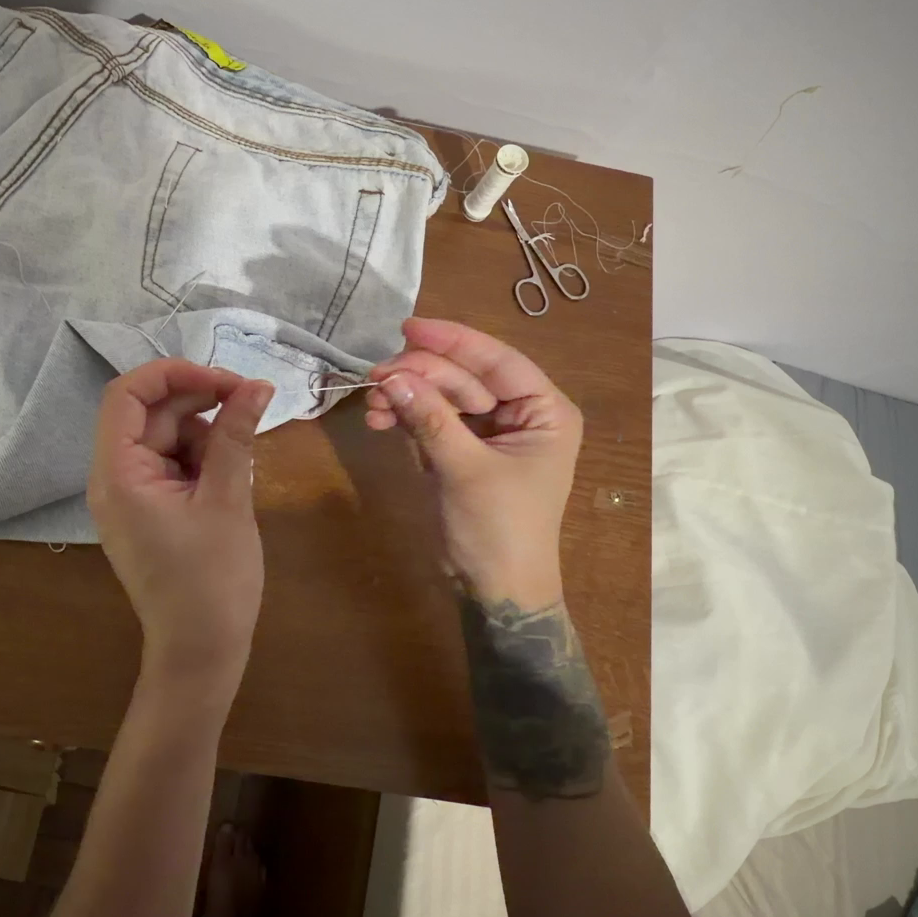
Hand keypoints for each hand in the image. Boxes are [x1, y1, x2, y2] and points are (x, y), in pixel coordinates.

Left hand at [89, 359, 275, 697]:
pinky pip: (172, 465)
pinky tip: (230, 477)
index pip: (127, 395)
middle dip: (199, 402)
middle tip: (251, 403)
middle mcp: (114, 479)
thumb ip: (236, 436)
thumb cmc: (212, 580)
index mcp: (117, 475)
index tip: (226, 380)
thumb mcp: (228, 500)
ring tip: (241, 461)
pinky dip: (202, 459)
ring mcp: (130, 496)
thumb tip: (257, 385)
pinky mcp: (149, 511)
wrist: (201, 651)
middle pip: (150, 414)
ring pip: (165, 437)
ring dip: (205, 433)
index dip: (174, 374)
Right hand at [364, 317, 581, 604]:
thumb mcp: (466, 470)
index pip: (498, 361)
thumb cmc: (499, 529)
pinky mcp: (462, 451)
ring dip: (407, 396)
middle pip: (465, 377)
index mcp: (545, 411)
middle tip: (376, 376)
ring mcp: (489, 433)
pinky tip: (380, 419)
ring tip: (372, 404)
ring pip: (443, 396)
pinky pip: (432, 419)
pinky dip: (406, 417)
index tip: (408, 328)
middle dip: (421, 376)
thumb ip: (430, 419)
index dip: (453, 341)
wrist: (495, 589)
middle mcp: (520, 414)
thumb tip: (390, 377)